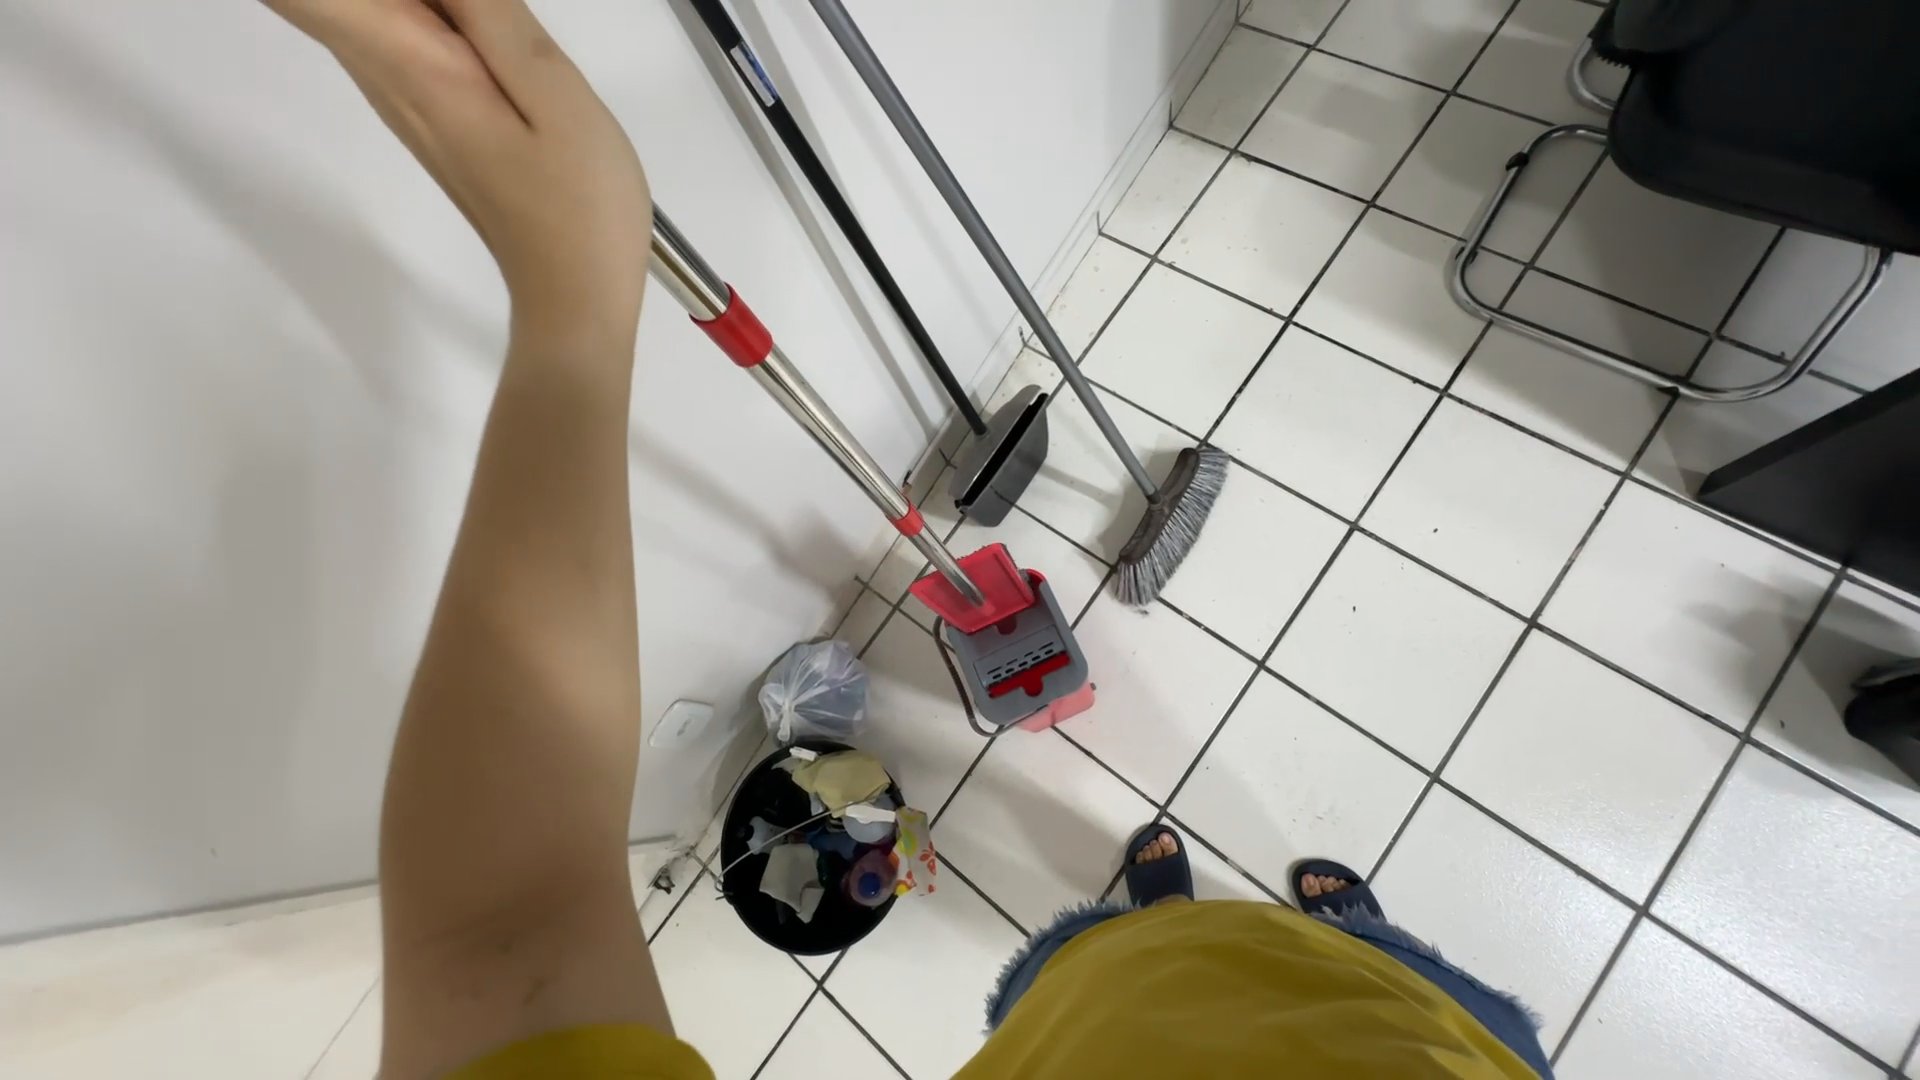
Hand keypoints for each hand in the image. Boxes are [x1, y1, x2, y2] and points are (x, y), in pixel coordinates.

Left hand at [265, 0, 651, 341]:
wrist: (578, 293)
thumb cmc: (580, 206)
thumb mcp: (557, 94)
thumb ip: (493, 12)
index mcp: (404, 60)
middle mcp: (378, 74)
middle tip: (494, 20)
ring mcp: (400, 98)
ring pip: (358, 3)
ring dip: (429, 4)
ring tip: (497, 24)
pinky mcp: (428, 115)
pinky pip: (392, 28)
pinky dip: (428, 14)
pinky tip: (490, 33)